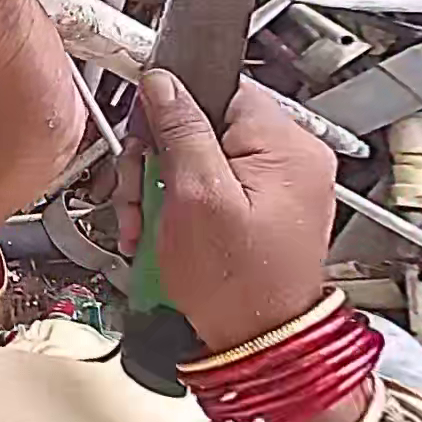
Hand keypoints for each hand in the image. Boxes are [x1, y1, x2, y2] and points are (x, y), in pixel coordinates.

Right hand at [112, 70, 335, 350]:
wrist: (254, 339)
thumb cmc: (236, 278)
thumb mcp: (196, 193)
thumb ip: (181, 129)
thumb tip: (163, 82)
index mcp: (284, 146)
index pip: (218, 86)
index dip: (169, 101)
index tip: (142, 126)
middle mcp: (281, 158)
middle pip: (193, 122)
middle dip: (151, 153)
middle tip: (137, 184)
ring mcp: (263, 181)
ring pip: (183, 152)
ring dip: (148, 181)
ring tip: (141, 215)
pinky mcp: (243, 200)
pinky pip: (190, 179)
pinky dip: (162, 198)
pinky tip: (151, 223)